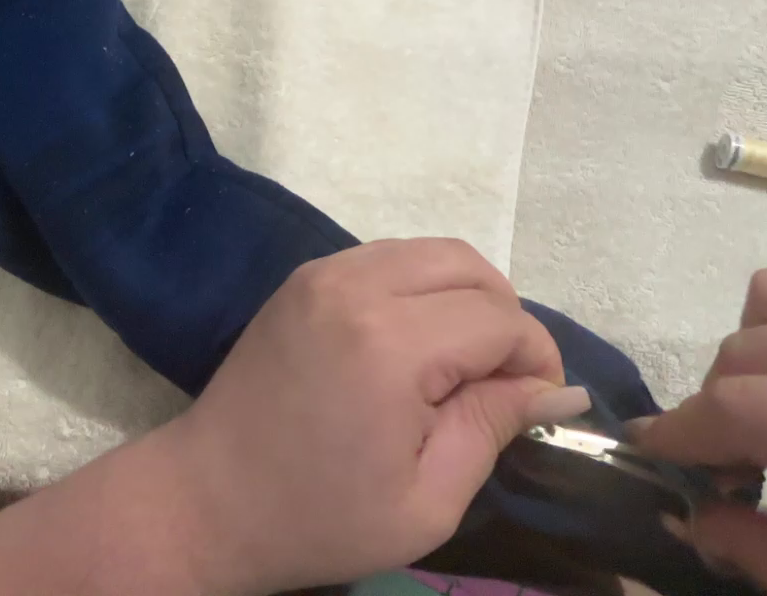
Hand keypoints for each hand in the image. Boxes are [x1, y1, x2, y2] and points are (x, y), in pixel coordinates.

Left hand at [153, 238, 586, 595]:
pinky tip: (414, 339)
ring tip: (461, 359)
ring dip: (462, 294)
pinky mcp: (304, 275)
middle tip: (503, 378)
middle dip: (503, 314)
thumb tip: (557, 389)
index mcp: (388, 343)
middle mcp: (355, 285)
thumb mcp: (427, 498)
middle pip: (466, 264)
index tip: (539, 401)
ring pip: (427, 251)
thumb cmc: (319, 516)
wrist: (209, 496)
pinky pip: (386, 257)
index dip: (536, 355)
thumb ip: (494, 425)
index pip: (496, 317)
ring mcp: (323, 271)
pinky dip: (418, 285)